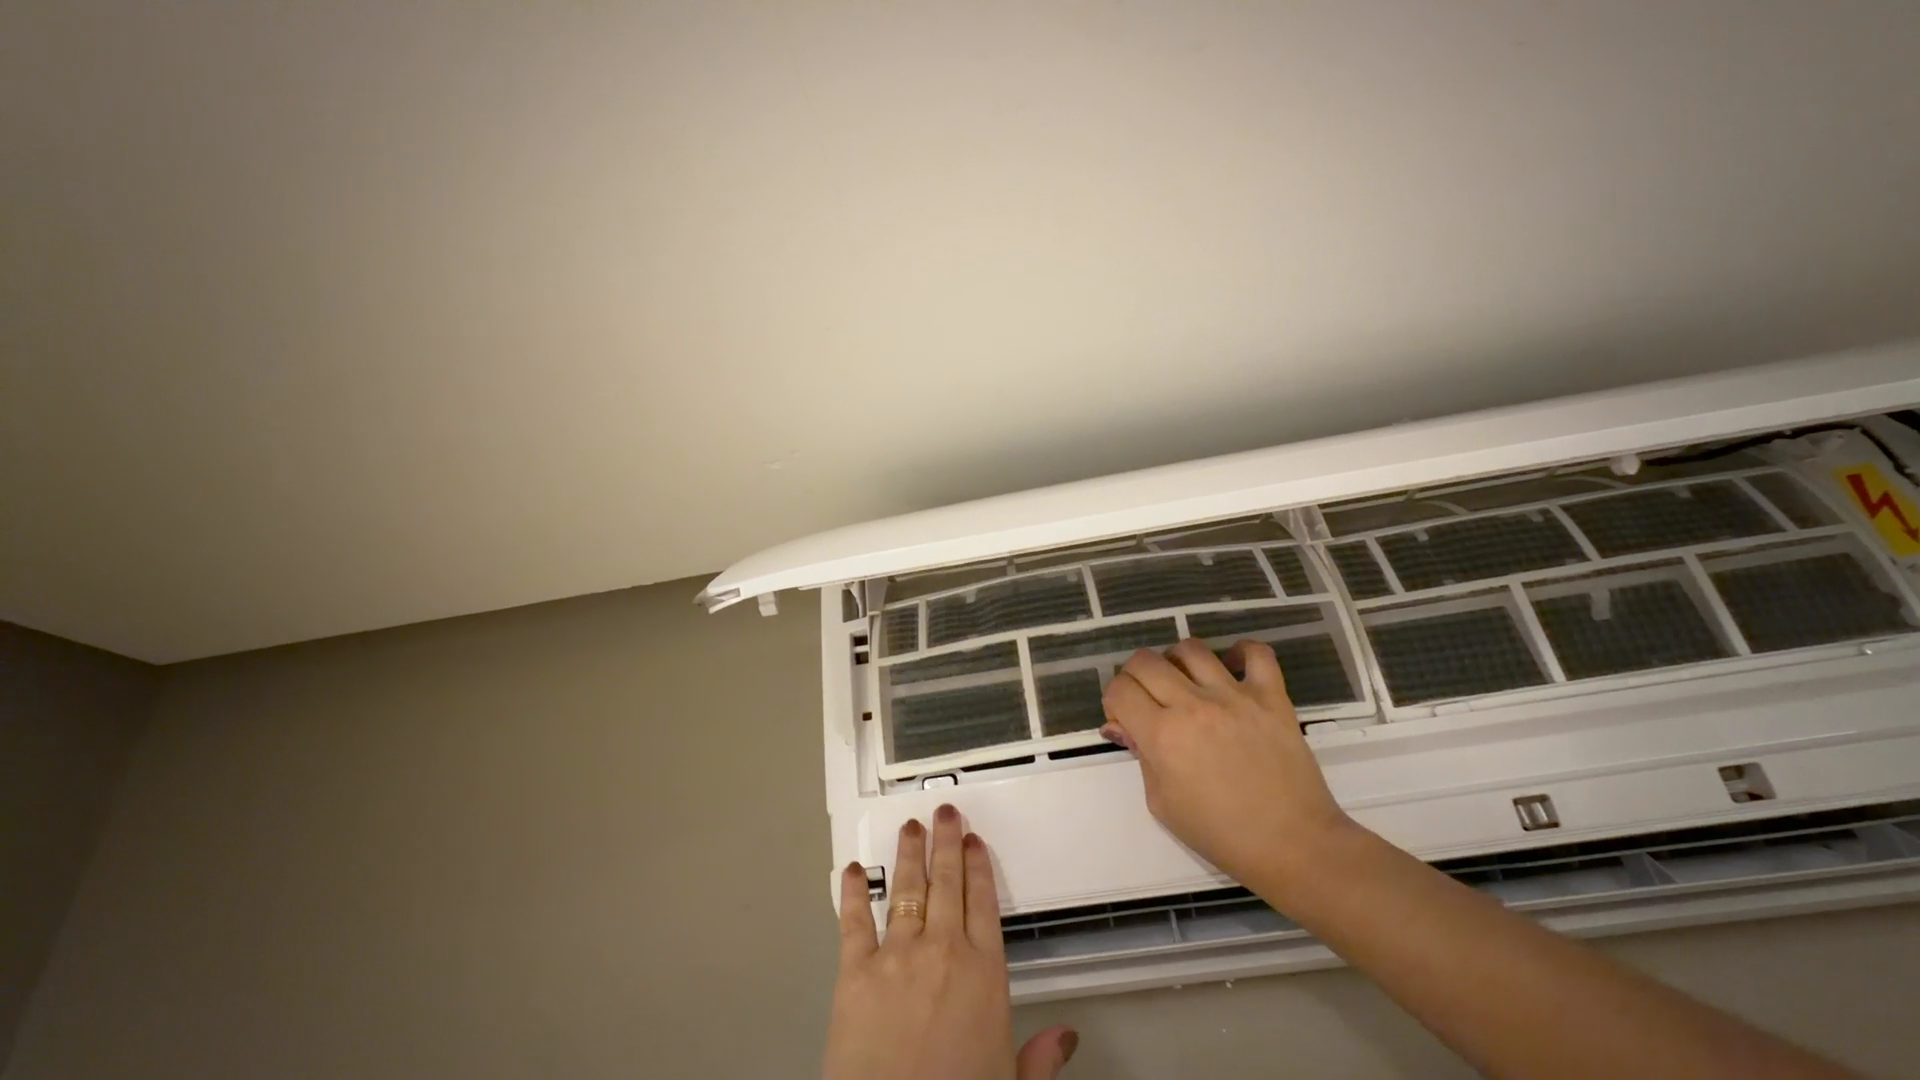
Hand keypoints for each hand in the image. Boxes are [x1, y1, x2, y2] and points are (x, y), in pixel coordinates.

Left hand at [823, 805, 1077, 1079]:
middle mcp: (943, 953)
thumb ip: (1040, 1057)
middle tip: (945, 813)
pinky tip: (853, 871)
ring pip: (907, 890)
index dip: (979, 867)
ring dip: (909, 854)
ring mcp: (897, 957)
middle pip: (947, 883)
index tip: (975, 842)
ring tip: (910, 826)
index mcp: (984, 973)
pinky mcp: (854, 972)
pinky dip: (853, 892)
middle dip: (946, 843)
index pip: (984, 903)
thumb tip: (1067, 1038)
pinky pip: (854, 921)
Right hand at [1100, 638, 1357, 892]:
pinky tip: (1230, 668)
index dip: (1113, 701)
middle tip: (1147, 701)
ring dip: (1176, 661)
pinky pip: (1256, 653)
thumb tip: (1123, 726)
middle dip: (1134, 677)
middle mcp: (1194, 706)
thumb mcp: (1162, 803)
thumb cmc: (1220, 834)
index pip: (1120, 690)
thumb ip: (1141, 756)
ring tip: (1183, 683)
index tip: (1124, 719)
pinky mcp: (1272, 696)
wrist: (1291, 843)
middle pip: (1146, 662)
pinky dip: (1239, 652)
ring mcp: (1236, 696)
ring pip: (1191, 649)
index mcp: (1163, 736)